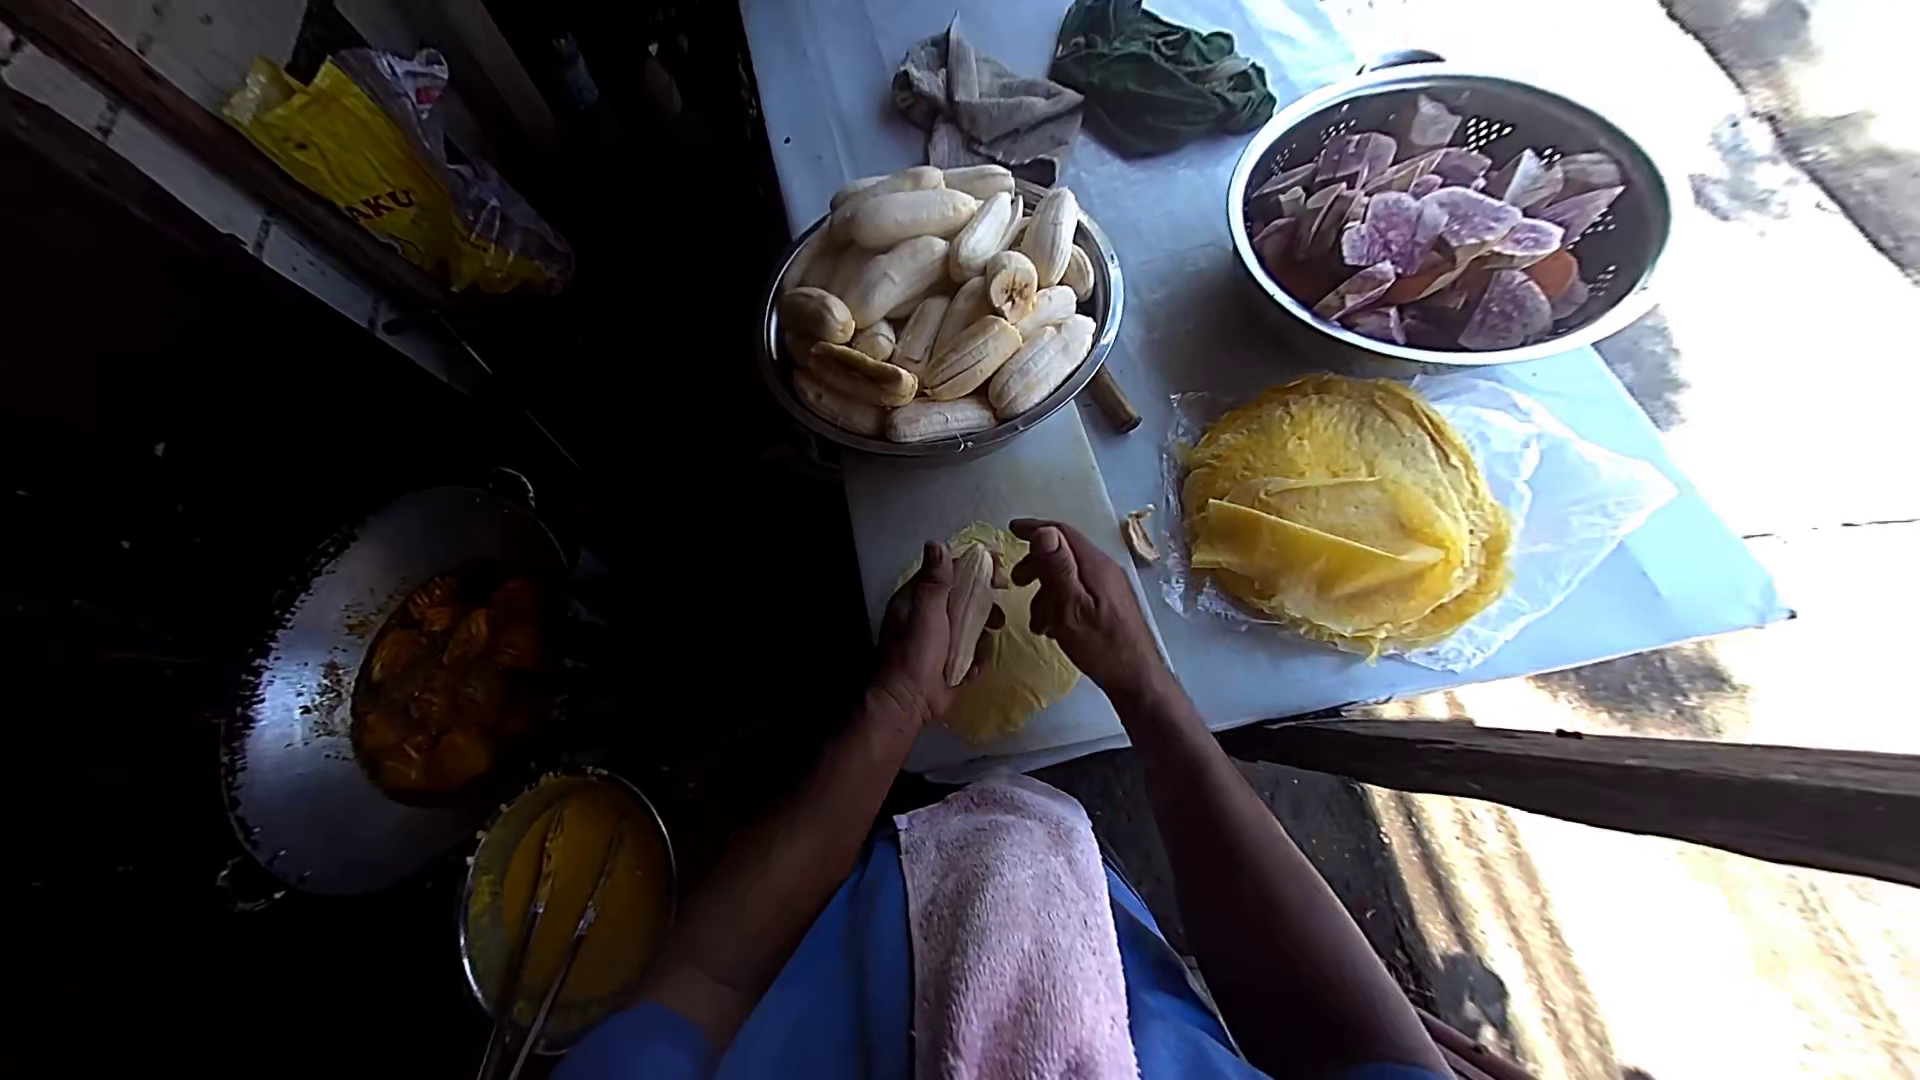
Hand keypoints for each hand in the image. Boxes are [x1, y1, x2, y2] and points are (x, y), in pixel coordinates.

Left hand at [871, 542, 997, 727]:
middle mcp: (929, 614)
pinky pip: (972, 650)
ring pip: (972, 623)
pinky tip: (975, 664)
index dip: (974, 565)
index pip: (949, 570)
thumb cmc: (915, 654)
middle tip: (1001, 599)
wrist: (908, 703)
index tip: (998, 564)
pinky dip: (977, 655)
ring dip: (985, 628)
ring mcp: (940, 639)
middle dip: (985, 598)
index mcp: (917, 598)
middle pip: (965, 595)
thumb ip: (934, 580)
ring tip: (993, 632)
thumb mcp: (926, 612)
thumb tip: (937, 544)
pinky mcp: (950, 660)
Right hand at [1011, 519, 1171, 702]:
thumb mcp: (1071, 608)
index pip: (1061, 532)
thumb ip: (1058, 569)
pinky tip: (1053, 626)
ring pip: (1068, 574)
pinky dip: (1059, 601)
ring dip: (1045, 591)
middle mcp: (1104, 569)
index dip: (1034, 529)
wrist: (1138, 680)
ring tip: (1036, 620)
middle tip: (1016, 584)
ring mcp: (1109, 585)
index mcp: (1095, 565)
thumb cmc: (1101, 646)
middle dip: (1036, 565)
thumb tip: (1044, 531)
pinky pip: (1077, 590)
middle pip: (1064, 552)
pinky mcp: (1109, 602)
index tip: (1011, 530)